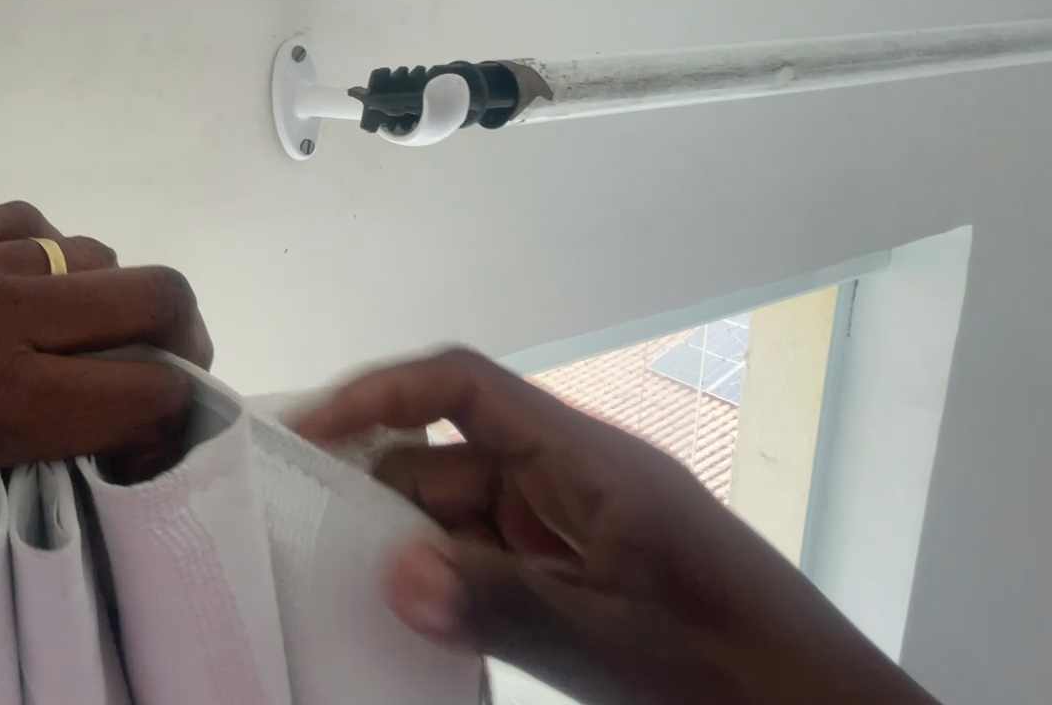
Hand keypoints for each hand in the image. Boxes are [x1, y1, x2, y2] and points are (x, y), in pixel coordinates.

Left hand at [0, 201, 210, 631]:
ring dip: (112, 303)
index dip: (179, 425)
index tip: (156, 460)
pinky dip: (49, 260)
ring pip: (92, 254)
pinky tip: (15, 298)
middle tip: (156, 392)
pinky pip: (22, 225)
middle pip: (154, 294)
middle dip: (183, 344)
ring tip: (80, 352)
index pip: (148, 390)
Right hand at [292, 348, 937, 704]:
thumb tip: (390, 576)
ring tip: (352, 586)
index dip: (381, 393)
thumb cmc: (749, 678)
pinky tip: (416, 616)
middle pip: (444, 455)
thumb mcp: (625, 647)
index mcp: (583, 458)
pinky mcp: (566, 569)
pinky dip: (443, 579)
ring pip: (455, 511)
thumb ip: (505, 607)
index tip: (313, 428)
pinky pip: (480, 556)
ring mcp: (564, 525)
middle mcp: (564, 476)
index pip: (461, 386)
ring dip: (411, 545)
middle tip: (313, 533)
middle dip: (383, 491)